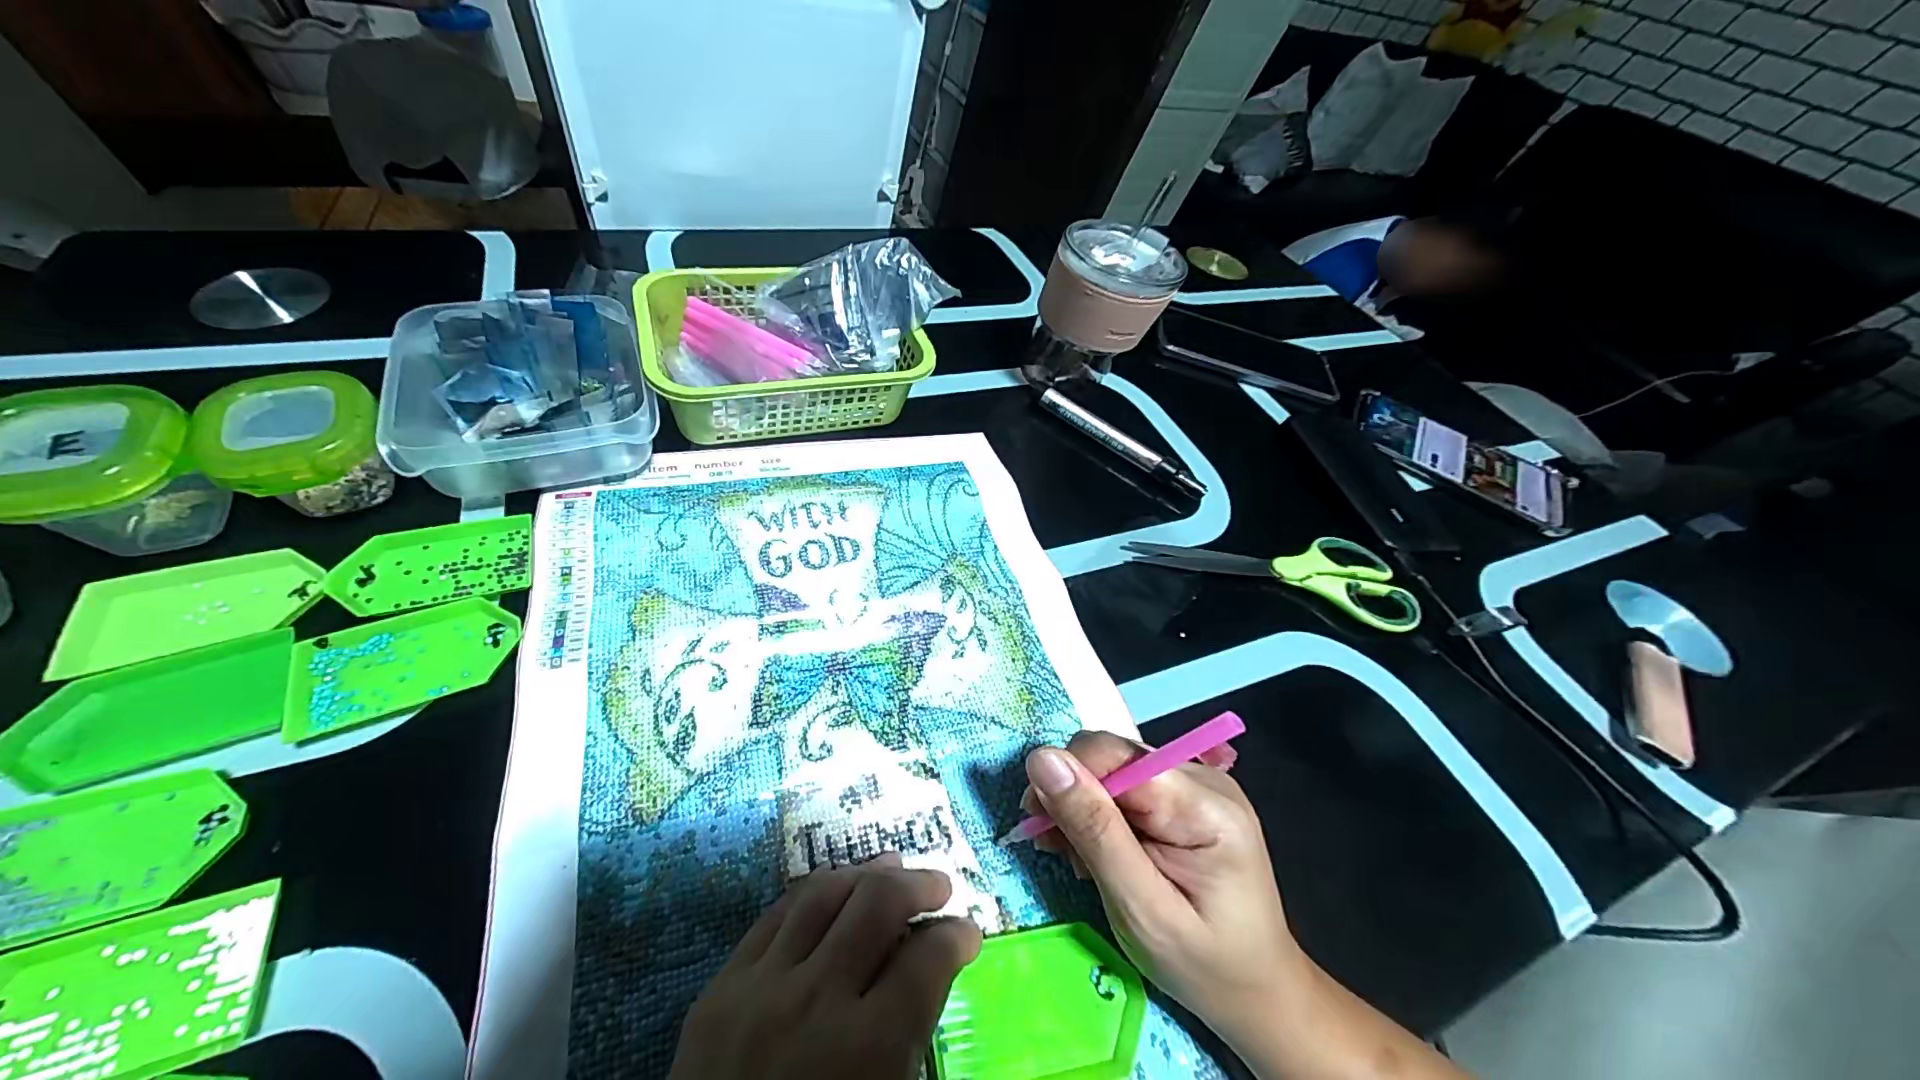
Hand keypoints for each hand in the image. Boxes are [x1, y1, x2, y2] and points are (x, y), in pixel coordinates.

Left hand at [668, 855, 981, 1079]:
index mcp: (868, 1049)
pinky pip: (774, 915)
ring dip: (866, 873)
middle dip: (920, 885)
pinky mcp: (720, 987)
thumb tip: (932, 967)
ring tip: (891, 867)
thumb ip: (910, 1035)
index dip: (958, 937)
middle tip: (939, 887)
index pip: (929, 961)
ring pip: (824, 894)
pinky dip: (812, 894)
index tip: (967, 934)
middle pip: (878, 904)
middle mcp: (817, 1001)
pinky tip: (832, 888)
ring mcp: (762, 987)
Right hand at [1021, 732, 1300, 1038]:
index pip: (1114, 755)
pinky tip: (1098, 851)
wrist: (1257, 992)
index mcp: (1205, 804)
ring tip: (1081, 861)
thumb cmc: (1202, 964)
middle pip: (1112, 757)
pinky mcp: (1186, 797)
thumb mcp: (1140, 908)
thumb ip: (1093, 829)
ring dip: (1083, 810)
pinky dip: (1101, 816)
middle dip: (1073, 797)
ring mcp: (1197, 785)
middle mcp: (1203, 778)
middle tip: (1061, 851)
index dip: (1066, 779)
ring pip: (1113, 770)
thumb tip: (1042, 760)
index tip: (1038, 824)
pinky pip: (1126, 786)